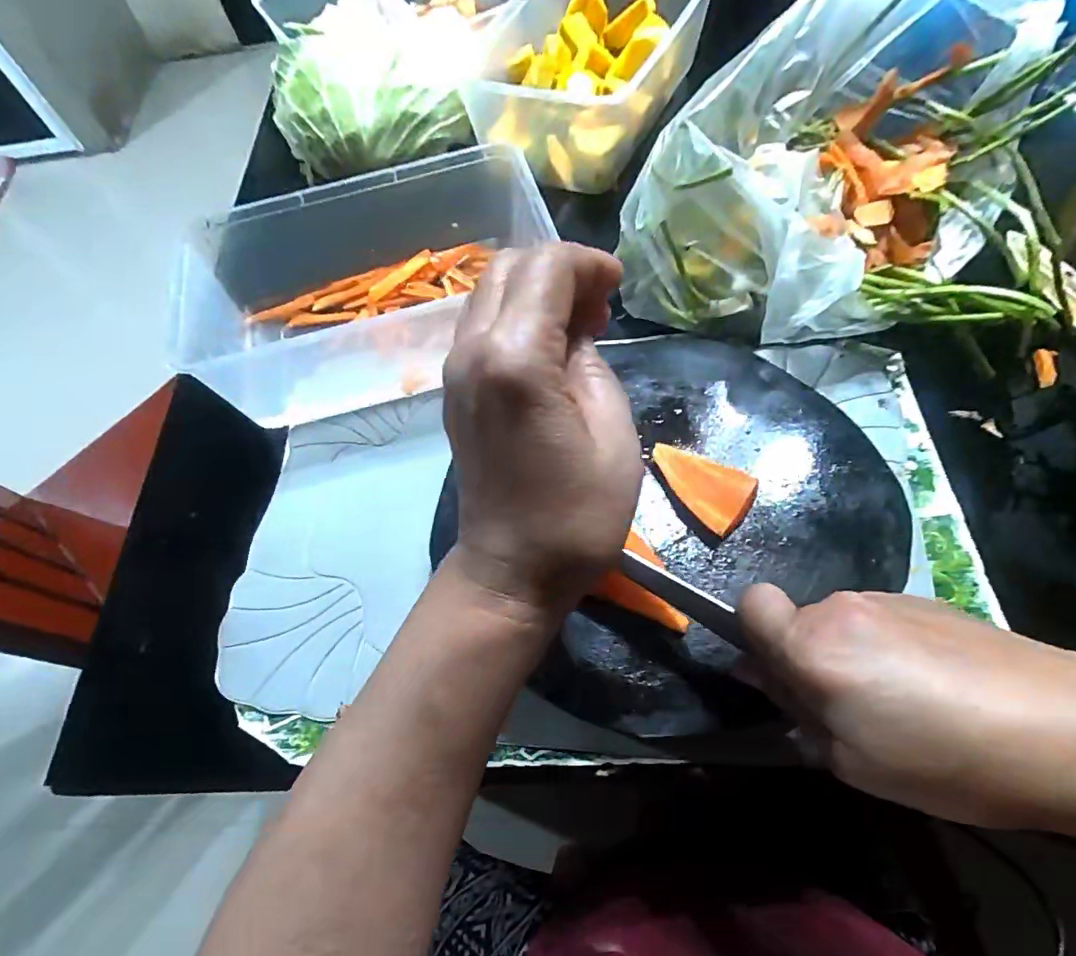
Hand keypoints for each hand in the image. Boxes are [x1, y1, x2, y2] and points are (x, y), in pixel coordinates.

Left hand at [442, 243, 641, 615]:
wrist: (513, 571)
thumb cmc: (578, 516)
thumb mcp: (615, 437)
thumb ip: (594, 366)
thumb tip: (576, 336)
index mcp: (517, 360)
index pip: (545, 270)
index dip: (587, 264)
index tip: (621, 284)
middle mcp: (473, 352)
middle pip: (509, 268)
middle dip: (560, 271)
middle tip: (602, 304)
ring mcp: (455, 372)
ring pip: (489, 293)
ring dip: (537, 292)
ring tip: (581, 324)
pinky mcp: (454, 393)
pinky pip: (482, 327)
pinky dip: (517, 317)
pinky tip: (550, 349)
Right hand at [737, 587, 1075, 869]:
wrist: (1071, 731)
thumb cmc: (947, 761)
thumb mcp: (854, 762)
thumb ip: (801, 715)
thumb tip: (768, 682)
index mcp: (816, 642)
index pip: (750, 605)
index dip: (752, 639)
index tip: (780, 681)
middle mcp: (846, 606)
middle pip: (797, 622)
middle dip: (804, 662)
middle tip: (844, 718)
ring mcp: (894, 599)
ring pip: (842, 625)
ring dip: (849, 661)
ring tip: (900, 713)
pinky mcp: (934, 603)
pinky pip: (882, 625)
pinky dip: (887, 655)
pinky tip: (936, 695)